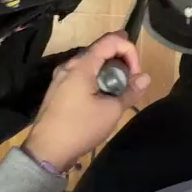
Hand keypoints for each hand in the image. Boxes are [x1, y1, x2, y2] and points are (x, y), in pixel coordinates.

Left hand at [23, 32, 148, 171]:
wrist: (46, 150)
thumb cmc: (80, 128)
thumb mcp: (111, 111)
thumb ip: (130, 91)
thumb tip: (145, 78)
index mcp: (81, 65)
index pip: (110, 40)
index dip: (129, 50)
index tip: (136, 74)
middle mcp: (69, 65)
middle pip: (100, 49)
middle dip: (120, 61)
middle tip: (130, 82)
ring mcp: (60, 77)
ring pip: (90, 63)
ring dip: (108, 71)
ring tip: (118, 91)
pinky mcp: (58, 89)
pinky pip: (81, 74)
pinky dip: (96, 78)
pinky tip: (101, 97)